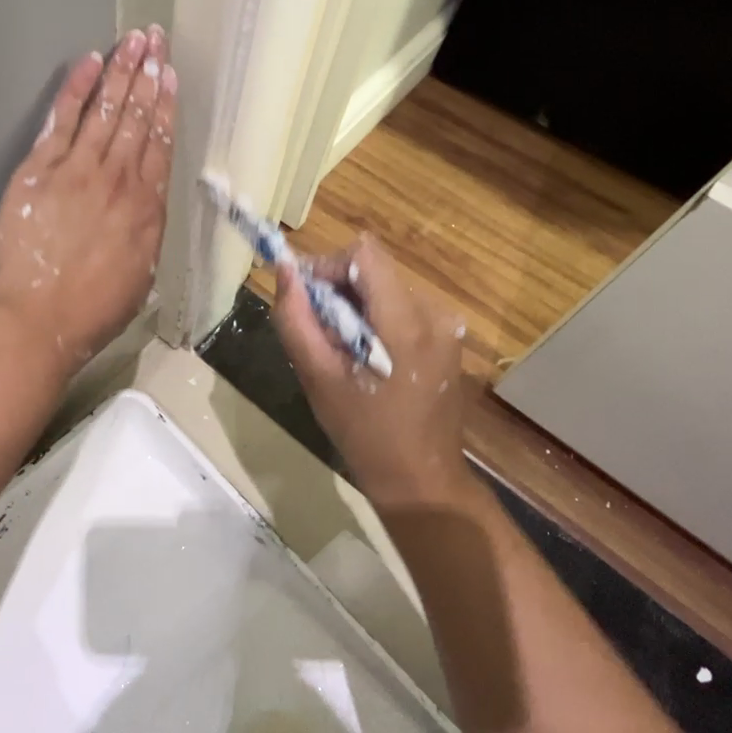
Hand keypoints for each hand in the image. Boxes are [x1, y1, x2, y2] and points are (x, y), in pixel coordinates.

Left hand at [0, 26, 176, 373]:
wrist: (40, 316)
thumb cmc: (93, 309)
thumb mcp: (140, 273)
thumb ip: (146, 231)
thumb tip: (148, 206)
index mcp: (147, 205)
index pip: (160, 142)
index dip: (166, 105)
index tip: (170, 76)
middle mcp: (119, 178)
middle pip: (137, 116)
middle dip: (147, 73)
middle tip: (155, 39)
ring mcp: (79, 168)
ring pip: (106, 109)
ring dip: (121, 70)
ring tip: (134, 39)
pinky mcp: (41, 169)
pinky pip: (63, 118)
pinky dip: (77, 88)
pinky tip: (90, 62)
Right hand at [273, 236, 471, 505]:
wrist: (420, 480)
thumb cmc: (363, 431)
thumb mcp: (316, 376)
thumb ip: (295, 317)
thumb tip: (284, 269)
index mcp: (405, 320)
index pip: (363, 253)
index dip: (327, 268)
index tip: (307, 301)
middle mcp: (434, 312)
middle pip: (373, 270)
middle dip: (338, 292)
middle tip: (318, 334)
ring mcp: (446, 326)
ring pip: (385, 288)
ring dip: (355, 308)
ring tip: (340, 351)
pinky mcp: (447, 339)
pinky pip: (400, 308)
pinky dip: (375, 321)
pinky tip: (365, 359)